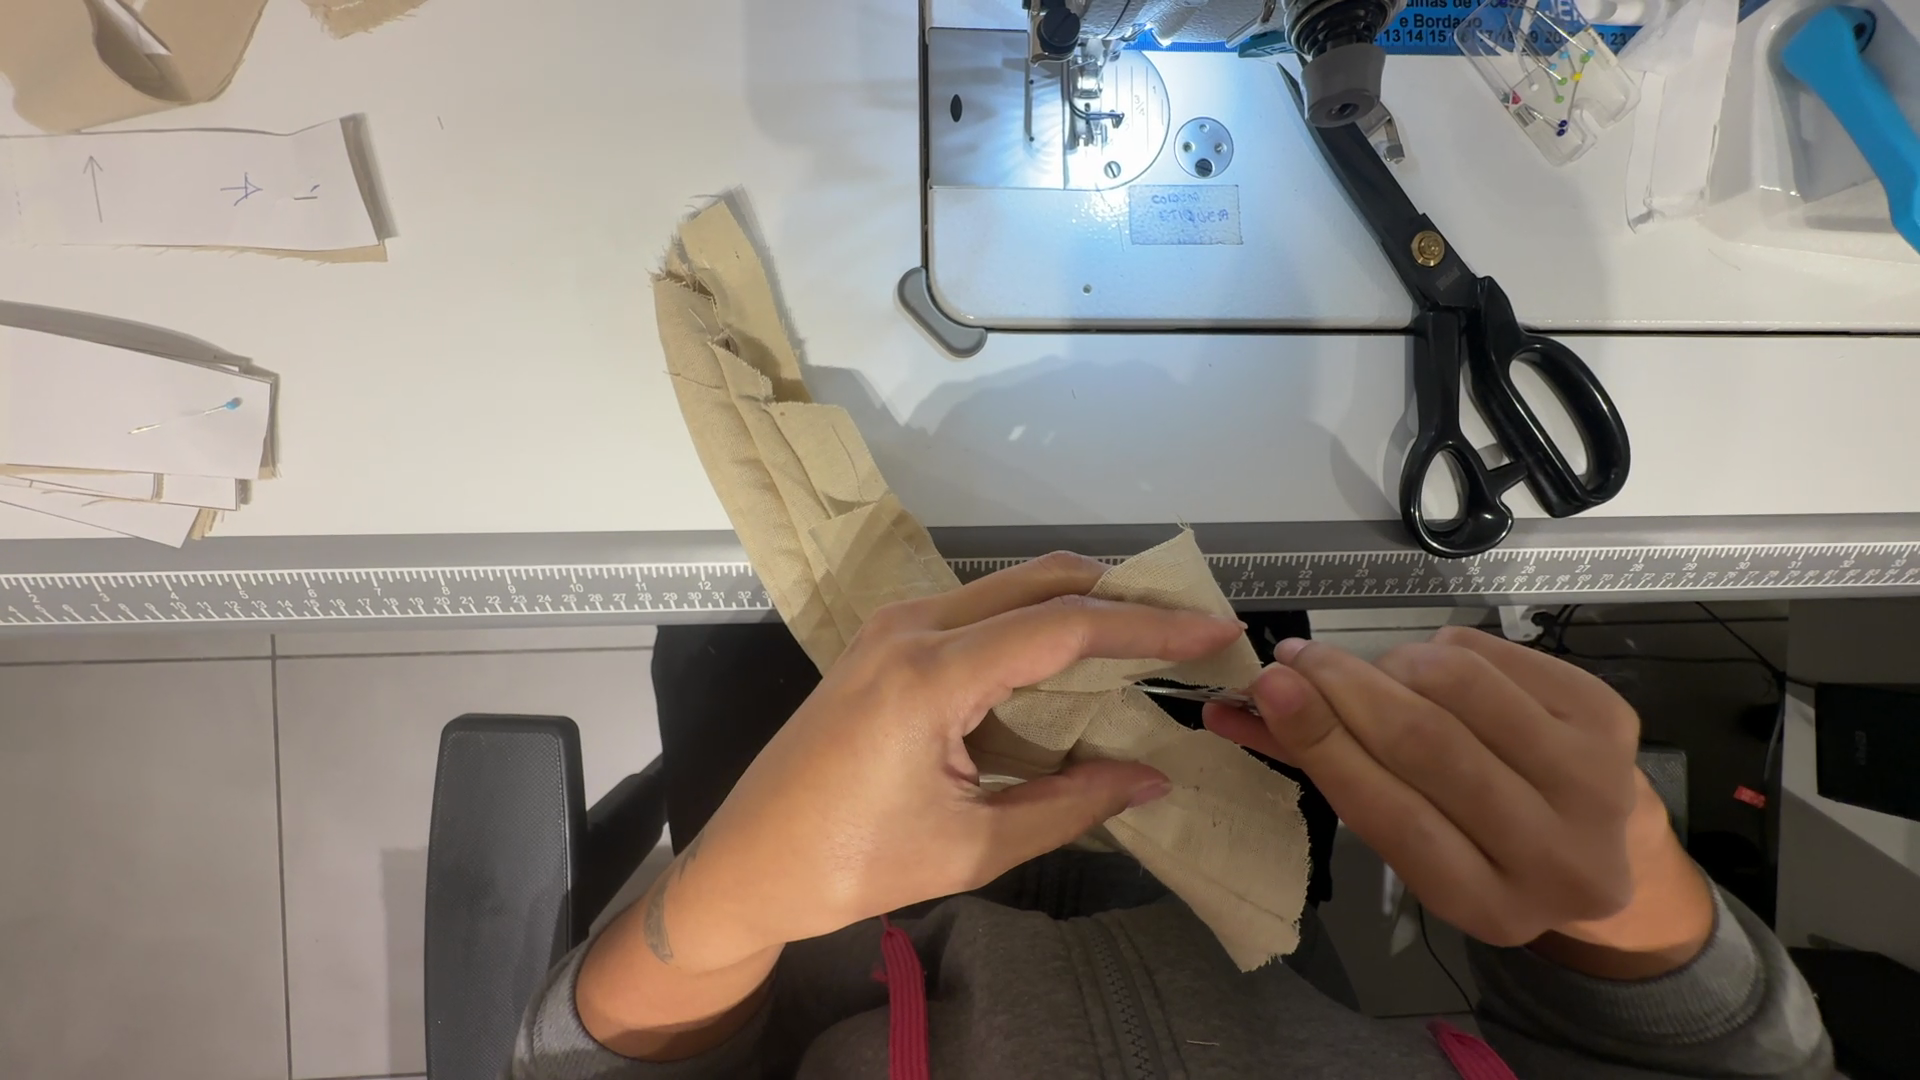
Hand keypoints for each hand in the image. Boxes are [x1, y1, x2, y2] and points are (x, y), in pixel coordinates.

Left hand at [579, 553, 1244, 1056]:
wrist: (745, 861)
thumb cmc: (849, 865)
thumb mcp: (971, 846)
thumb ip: (1070, 805)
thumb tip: (1151, 780)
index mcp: (931, 674)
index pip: (1063, 628)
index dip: (1148, 626)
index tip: (1213, 630)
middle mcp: (912, 625)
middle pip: (1039, 582)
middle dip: (1121, 594)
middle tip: (1187, 621)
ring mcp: (893, 624)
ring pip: (1007, 588)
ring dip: (1077, 604)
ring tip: (1144, 637)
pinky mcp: (885, 639)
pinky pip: (976, 611)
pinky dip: (1033, 622)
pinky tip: (1066, 657)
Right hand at [1204, 627, 1713, 977]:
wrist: (1583, 837)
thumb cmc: (1459, 831)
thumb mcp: (1389, 823)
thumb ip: (1311, 766)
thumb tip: (1224, 710)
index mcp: (1482, 902)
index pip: (1386, 812)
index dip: (1321, 741)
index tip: (1267, 684)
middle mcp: (1555, 855)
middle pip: (1424, 740)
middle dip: (1342, 684)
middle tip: (1295, 657)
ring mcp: (1598, 782)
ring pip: (1457, 683)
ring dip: (1392, 662)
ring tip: (1378, 674)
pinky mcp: (1613, 718)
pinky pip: (1491, 651)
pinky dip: (1440, 646)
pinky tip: (1437, 670)